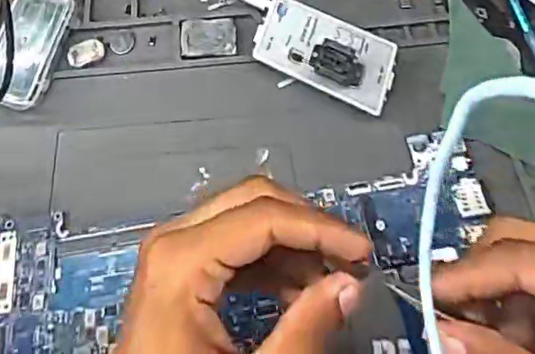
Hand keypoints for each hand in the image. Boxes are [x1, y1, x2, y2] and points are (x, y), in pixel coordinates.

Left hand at [114, 176, 372, 353]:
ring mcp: (172, 251)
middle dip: (307, 226)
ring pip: (244, 218)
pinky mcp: (177, 270)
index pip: (264, 216)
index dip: (320, 228)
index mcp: (181, 259)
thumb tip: (348, 286)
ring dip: (292, 244)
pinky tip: (299, 291)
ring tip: (330, 281)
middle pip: (253, 202)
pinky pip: (230, 244)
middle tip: (350, 259)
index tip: (362, 252)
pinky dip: (269, 260)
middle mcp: (172, 239)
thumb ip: (301, 333)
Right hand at [430, 219, 534, 353]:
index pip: (520, 253)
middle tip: (448, 310)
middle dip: (484, 276)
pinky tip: (510, 344)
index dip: (468, 271)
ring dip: (504, 303)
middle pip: (528, 245)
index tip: (429, 288)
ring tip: (476, 336)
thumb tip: (447, 331)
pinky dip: (531, 322)